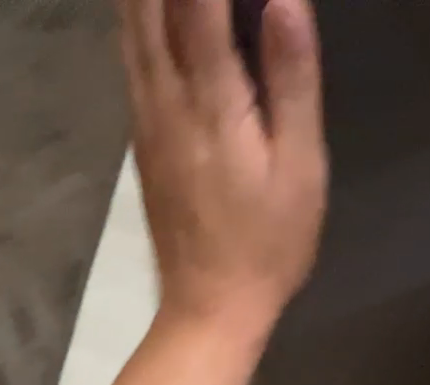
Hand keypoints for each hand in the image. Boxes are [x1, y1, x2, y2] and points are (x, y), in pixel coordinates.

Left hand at [117, 0, 327, 337]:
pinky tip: (143, 1)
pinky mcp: (140, 138)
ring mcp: (145, 119)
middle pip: (149, 0)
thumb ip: (292, 82)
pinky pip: (129, 54)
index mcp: (212, 103)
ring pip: (130, 24)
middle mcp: (165, 99)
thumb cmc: (267, 247)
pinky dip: (135, 12)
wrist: (209, 308)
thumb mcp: (299, 172)